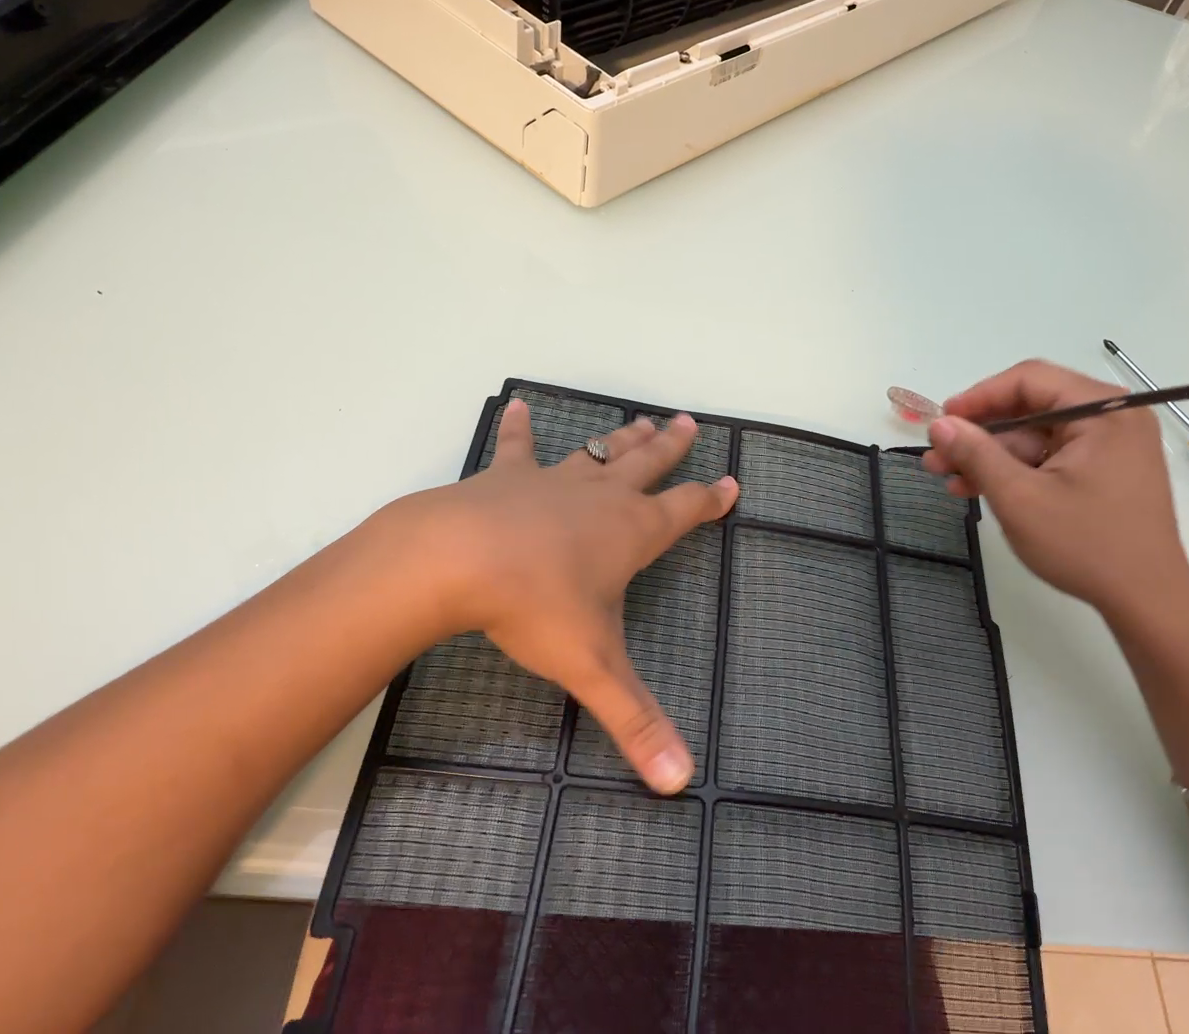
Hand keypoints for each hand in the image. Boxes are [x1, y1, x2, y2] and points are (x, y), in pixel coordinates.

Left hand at [385, 400, 737, 793]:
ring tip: (640, 418)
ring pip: (598, 451)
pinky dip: (518, 428)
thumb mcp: (594, 669)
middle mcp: (601, 499)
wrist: (456, 559)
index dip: (710, 500)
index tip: (732, 483)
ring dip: (621, 437)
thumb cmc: (535, 607)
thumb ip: (636, 723)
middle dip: (671, 447)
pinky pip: (516, 446)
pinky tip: (518, 405)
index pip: (685, 512)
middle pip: (647, 465)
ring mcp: (552, 481)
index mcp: (631, 534)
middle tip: (687, 421)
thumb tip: (680, 784)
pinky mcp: (504, 477)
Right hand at [921, 360, 1188, 611]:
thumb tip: (939, 423)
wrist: (1147, 601)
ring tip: (948, 480)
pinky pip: (1053, 458)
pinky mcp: (1108, 472)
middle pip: (1032, 408)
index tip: (941, 421)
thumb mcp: (1020, 498)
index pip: (1030, 379)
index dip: (978, 397)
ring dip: (992, 456)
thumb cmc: (1086, 545)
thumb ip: (977, 454)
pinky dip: (1018, 471)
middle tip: (936, 457)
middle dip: (980, 434)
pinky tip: (980, 489)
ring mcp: (1113, 446)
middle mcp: (1113, 418)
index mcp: (1103, 411)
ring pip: (1038, 437)